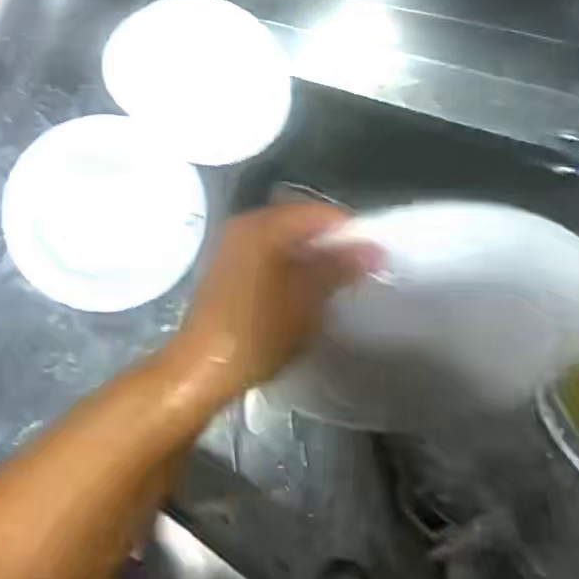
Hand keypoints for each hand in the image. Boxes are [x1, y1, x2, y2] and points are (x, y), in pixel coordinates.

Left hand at [167, 203, 379, 400]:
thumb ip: (339, 267)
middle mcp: (243, 226)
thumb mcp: (306, 300)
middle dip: (331, 242)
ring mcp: (232, 246)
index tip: (375, 254)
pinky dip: (291, 265)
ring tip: (340, 281)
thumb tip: (373, 247)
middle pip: (298, 221)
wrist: (203, 366)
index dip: (349, 229)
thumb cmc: (257, 331)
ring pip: (283, 239)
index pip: (316, 212)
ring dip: (312, 256)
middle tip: (361, 268)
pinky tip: (307, 290)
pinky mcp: (229, 268)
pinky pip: (269, 254)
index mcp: (261, 225)